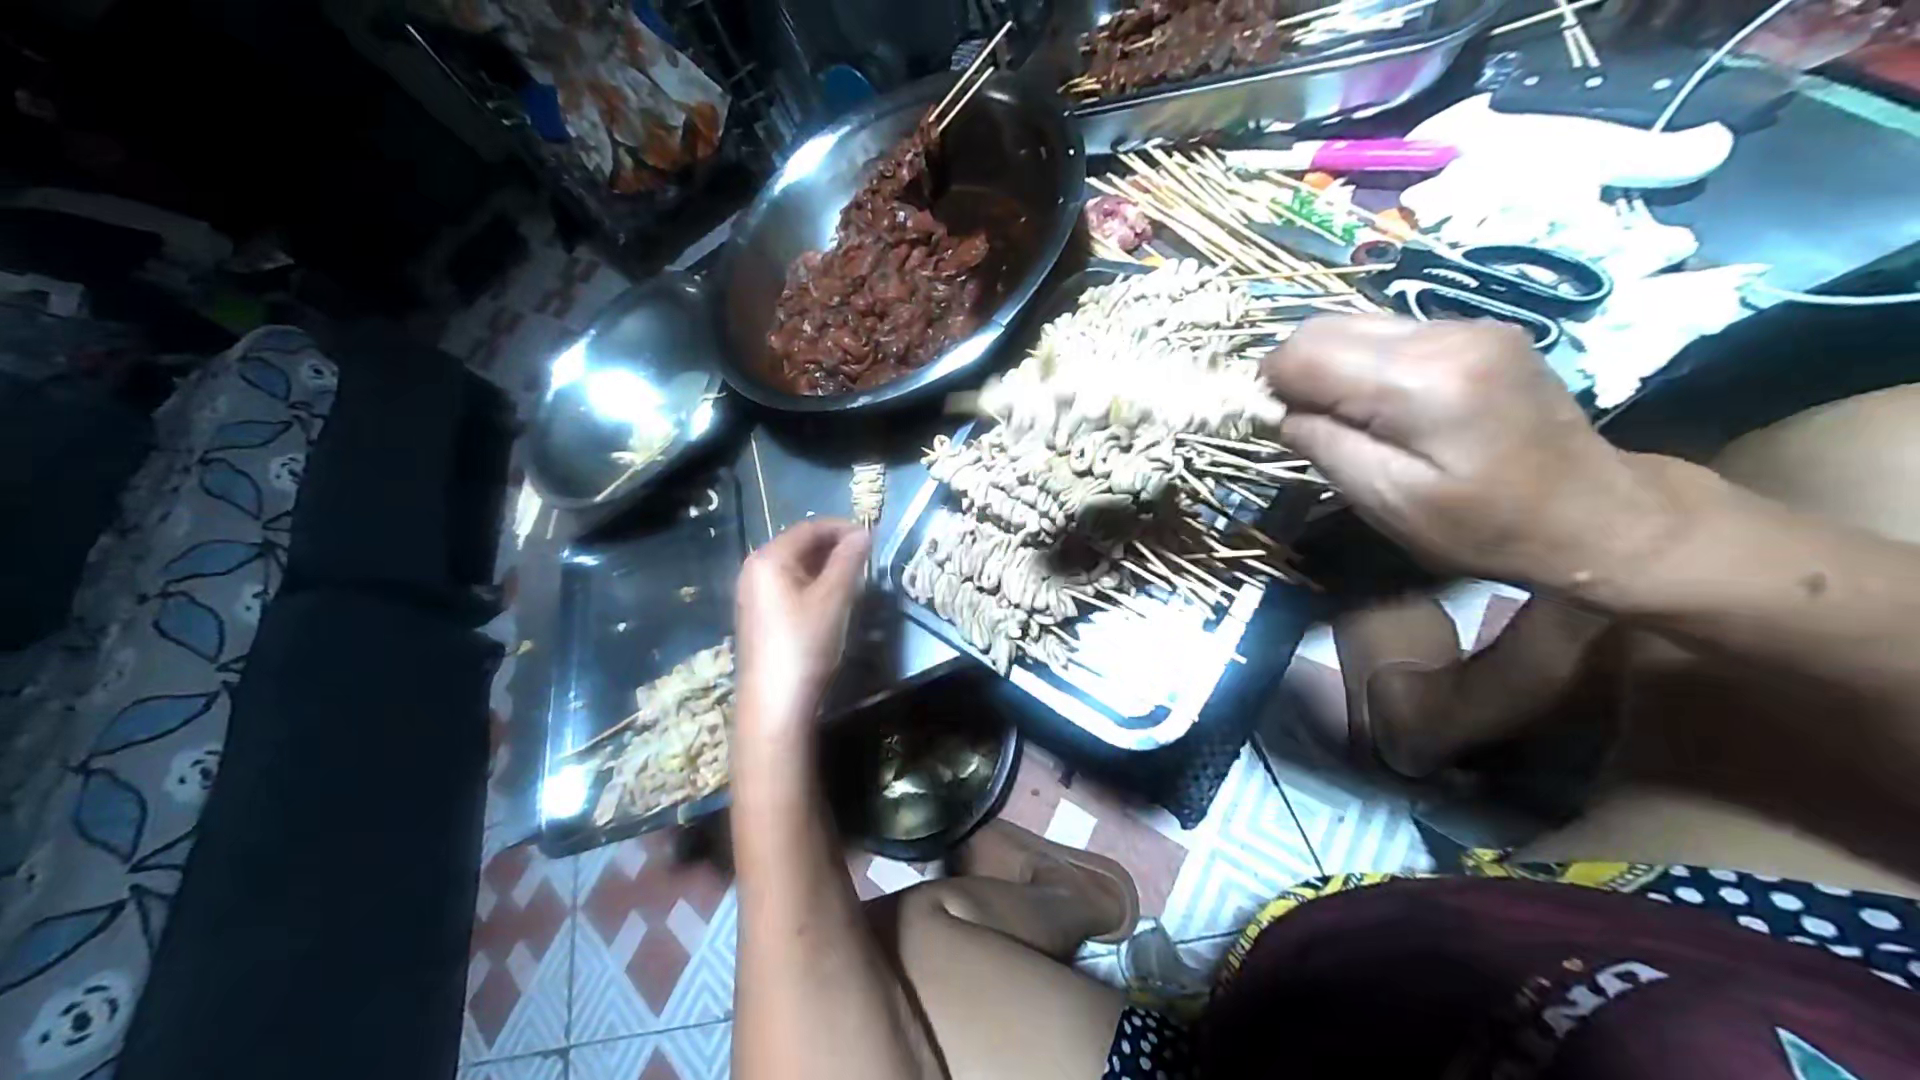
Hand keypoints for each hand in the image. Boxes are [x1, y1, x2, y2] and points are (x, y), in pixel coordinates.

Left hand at [734, 518, 871, 735]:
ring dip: (826, 566)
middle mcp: (754, 570)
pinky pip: (789, 586)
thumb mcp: (833, 599)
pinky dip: (813, 584)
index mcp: (768, 559)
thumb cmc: (804, 645)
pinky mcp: (759, 615)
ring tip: (856, 577)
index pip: (810, 528)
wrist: (775, 704)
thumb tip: (864, 533)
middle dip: (835, 547)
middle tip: (867, 558)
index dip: (843, 528)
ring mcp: (753, 594)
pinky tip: (833, 599)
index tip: (873, 538)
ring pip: (796, 567)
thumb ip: (849, 561)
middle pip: (800, 545)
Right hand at [1263, 316, 1680, 590]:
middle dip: (1292, 371)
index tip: (1270, 424)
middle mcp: (1445, 334)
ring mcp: (1465, 325)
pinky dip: (1358, 363)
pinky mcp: (1475, 332)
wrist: (1596, 514)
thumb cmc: (1484, 526)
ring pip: (1351, 324)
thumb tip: (1276, 410)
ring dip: (1325, 367)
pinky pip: (1385, 333)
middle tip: (1300, 422)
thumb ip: (1323, 445)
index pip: (1305, 352)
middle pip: (1323, 326)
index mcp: (1424, 381)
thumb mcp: (1387, 501)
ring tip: (1338, 416)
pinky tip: (1374, 403)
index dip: (1270, 385)